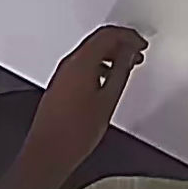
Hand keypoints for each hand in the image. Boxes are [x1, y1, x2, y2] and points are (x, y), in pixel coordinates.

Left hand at [20, 26, 148, 182]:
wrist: (47, 154)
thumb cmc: (75, 133)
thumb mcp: (107, 101)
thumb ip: (120, 72)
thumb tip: (128, 53)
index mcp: (81, 62)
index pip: (107, 34)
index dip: (127, 35)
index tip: (141, 42)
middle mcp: (69, 63)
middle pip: (98, 40)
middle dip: (120, 42)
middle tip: (137, 50)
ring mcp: (63, 73)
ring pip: (90, 51)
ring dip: (110, 53)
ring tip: (127, 64)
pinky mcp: (60, 83)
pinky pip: (83, 63)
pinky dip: (99, 64)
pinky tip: (109, 78)